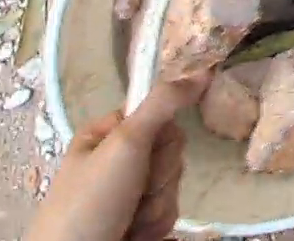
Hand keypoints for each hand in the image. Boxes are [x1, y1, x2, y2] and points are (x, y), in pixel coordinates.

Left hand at [25, 78, 207, 240]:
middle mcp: (117, 161)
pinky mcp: (136, 223)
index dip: (161, 134)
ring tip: (131, 221)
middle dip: (161, 175)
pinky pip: (168, 211)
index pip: (159, 114)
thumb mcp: (125, 143)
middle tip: (136, 190)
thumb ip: (164, 103)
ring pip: (173, 182)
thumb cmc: (90, 203)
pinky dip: (155, 224)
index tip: (149, 149)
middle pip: (171, 149)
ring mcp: (127, 194)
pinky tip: (135, 235)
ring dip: (158, 203)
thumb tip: (203, 69)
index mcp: (106, 134)